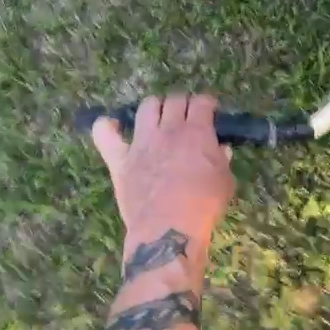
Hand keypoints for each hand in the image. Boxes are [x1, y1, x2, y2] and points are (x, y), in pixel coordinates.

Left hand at [91, 94, 234, 255]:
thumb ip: (222, 160)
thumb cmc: (204, 205)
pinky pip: (105, 135)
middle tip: (187, 115)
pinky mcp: (120, 159)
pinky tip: (110, 125)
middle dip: (184, 103)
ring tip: (159, 117)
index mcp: (198, 132)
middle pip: (176, 99)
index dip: (208, 103)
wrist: (169, 229)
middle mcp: (169, 129)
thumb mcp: (225, 181)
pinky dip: (106, 127)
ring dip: (155, 107)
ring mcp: (142, 142)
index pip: (203, 102)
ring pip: (147, 107)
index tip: (210, 111)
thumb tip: (221, 149)